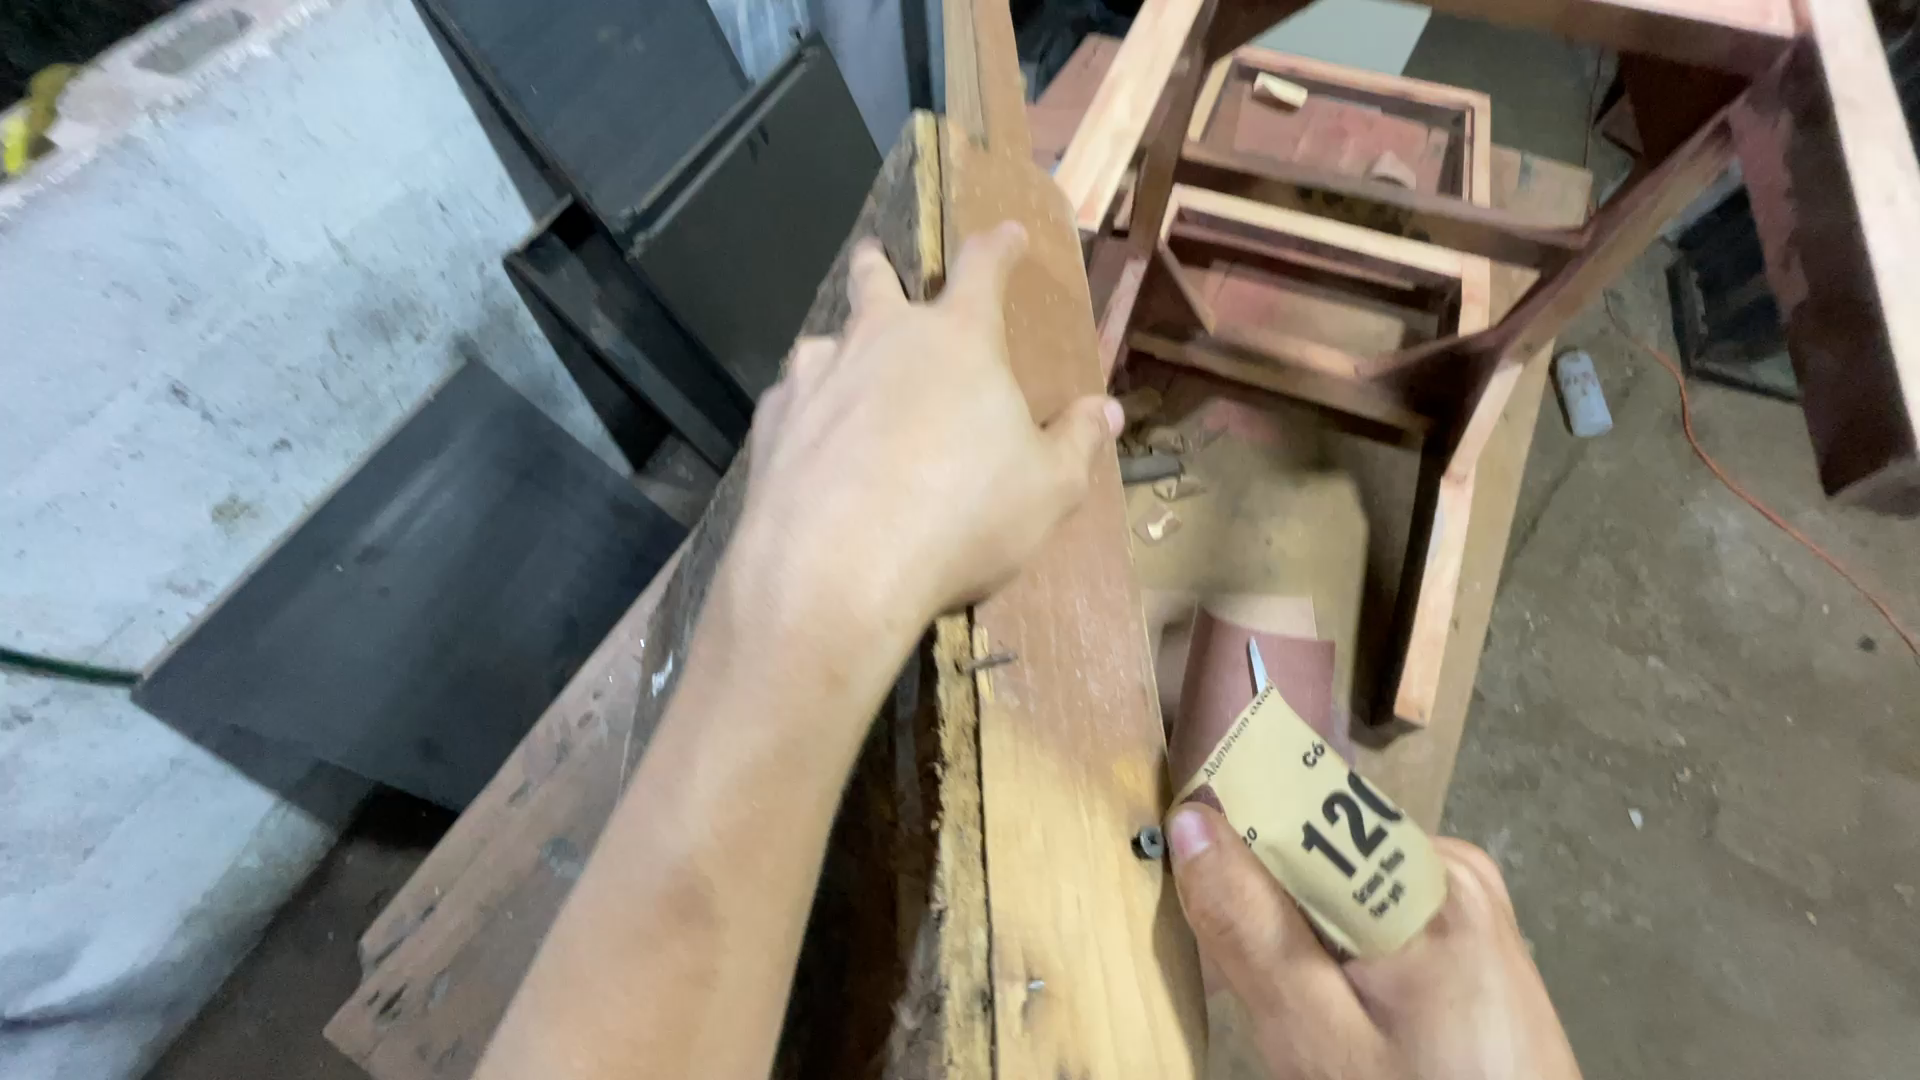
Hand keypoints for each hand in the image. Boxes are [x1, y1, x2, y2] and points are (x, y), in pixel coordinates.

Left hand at [723, 222, 1122, 641]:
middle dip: (882, 266)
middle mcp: (879, 340)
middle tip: (880, 263)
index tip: (1010, 234)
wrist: (837, 572)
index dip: (1001, 246)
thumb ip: (1078, 444)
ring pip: (824, 341)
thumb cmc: (961, 520)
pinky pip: (791, 401)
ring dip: (840, 351)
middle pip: (876, 278)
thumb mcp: (1047, 491)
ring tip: (848, 382)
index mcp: (957, 341)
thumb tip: (1107, 411)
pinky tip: (813, 446)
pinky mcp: (772, 424)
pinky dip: (807, 412)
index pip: (984, 266)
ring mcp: (817, 377)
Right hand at [1165, 804, 1583, 1079]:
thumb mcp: (1318, 1041)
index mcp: (1426, 875)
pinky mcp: (1460, 933)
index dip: (1227, 842)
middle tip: (1242, 974)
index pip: (1292, 814)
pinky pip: (1359, 906)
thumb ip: (1251, 928)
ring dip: (1284, 921)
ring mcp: (1459, 900)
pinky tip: (1325, 1000)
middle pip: (1311, 846)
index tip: (1190, 892)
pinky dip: (1322, 940)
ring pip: (1328, 877)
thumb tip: (1188, 819)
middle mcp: (1447, 866)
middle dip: (1258, 894)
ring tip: (1284, 997)